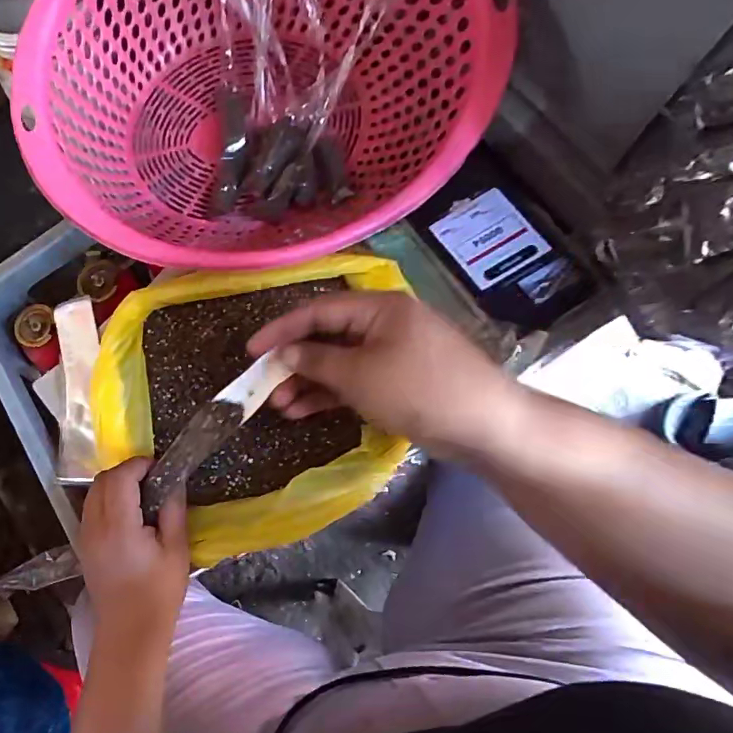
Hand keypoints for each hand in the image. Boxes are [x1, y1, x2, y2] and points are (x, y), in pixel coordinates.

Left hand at [76, 458, 189, 638]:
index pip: (120, 478)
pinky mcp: (83, 546)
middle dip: (126, 471)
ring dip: (115, 484)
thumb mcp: (176, 552)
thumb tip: (173, 483)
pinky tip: (129, 513)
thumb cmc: (158, 595)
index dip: (139, 465)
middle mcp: (95, 527)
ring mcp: (85, 536)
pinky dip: (107, 500)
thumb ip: (173, 512)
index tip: (160, 467)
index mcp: (119, 526)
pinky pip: (91, 509)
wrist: (130, 632)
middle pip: (102, 481)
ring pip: (93, 493)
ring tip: (142, 493)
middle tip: (154, 478)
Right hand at [247, 292, 522, 459]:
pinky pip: (355, 382)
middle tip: (264, 387)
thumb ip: (316, 361)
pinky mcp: (398, 382)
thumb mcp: (359, 374)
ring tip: (279, 406)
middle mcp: (385, 324)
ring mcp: (393, 354)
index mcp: (379, 307)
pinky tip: (303, 412)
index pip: (318, 311)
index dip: (280, 330)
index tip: (250, 352)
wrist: (481, 424)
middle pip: (327, 337)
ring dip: (309, 383)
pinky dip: (331, 396)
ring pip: (339, 363)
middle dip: (294, 363)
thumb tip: (284, 353)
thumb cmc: (417, 389)